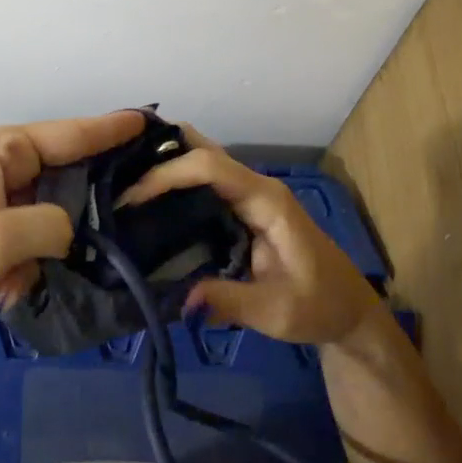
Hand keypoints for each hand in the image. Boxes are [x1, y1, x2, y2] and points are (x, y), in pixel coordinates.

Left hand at [0, 111, 147, 344]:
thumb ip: (50, 225)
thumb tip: (73, 232)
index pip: (64, 134)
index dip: (109, 130)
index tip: (152, 123)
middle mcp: (1, 171)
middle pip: (66, 173)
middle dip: (98, 192)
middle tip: (150, 198)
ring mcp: (0, 208)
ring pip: (58, 213)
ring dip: (66, 238)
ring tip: (110, 248)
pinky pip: (41, 243)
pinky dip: (41, 263)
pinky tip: (26, 284)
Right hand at [118, 125, 376, 344]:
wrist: (350, 313)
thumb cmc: (319, 307)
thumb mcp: (276, 312)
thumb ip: (229, 301)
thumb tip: (179, 298)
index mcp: (266, 201)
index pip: (210, 167)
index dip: (168, 174)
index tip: (130, 199)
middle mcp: (255, 188)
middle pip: (202, 149)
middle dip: (158, 153)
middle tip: (112, 170)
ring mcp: (248, 196)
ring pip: (200, 161)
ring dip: (162, 165)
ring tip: (117, 182)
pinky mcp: (241, 210)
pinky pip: (202, 183)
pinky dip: (172, 182)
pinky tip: (143, 200)